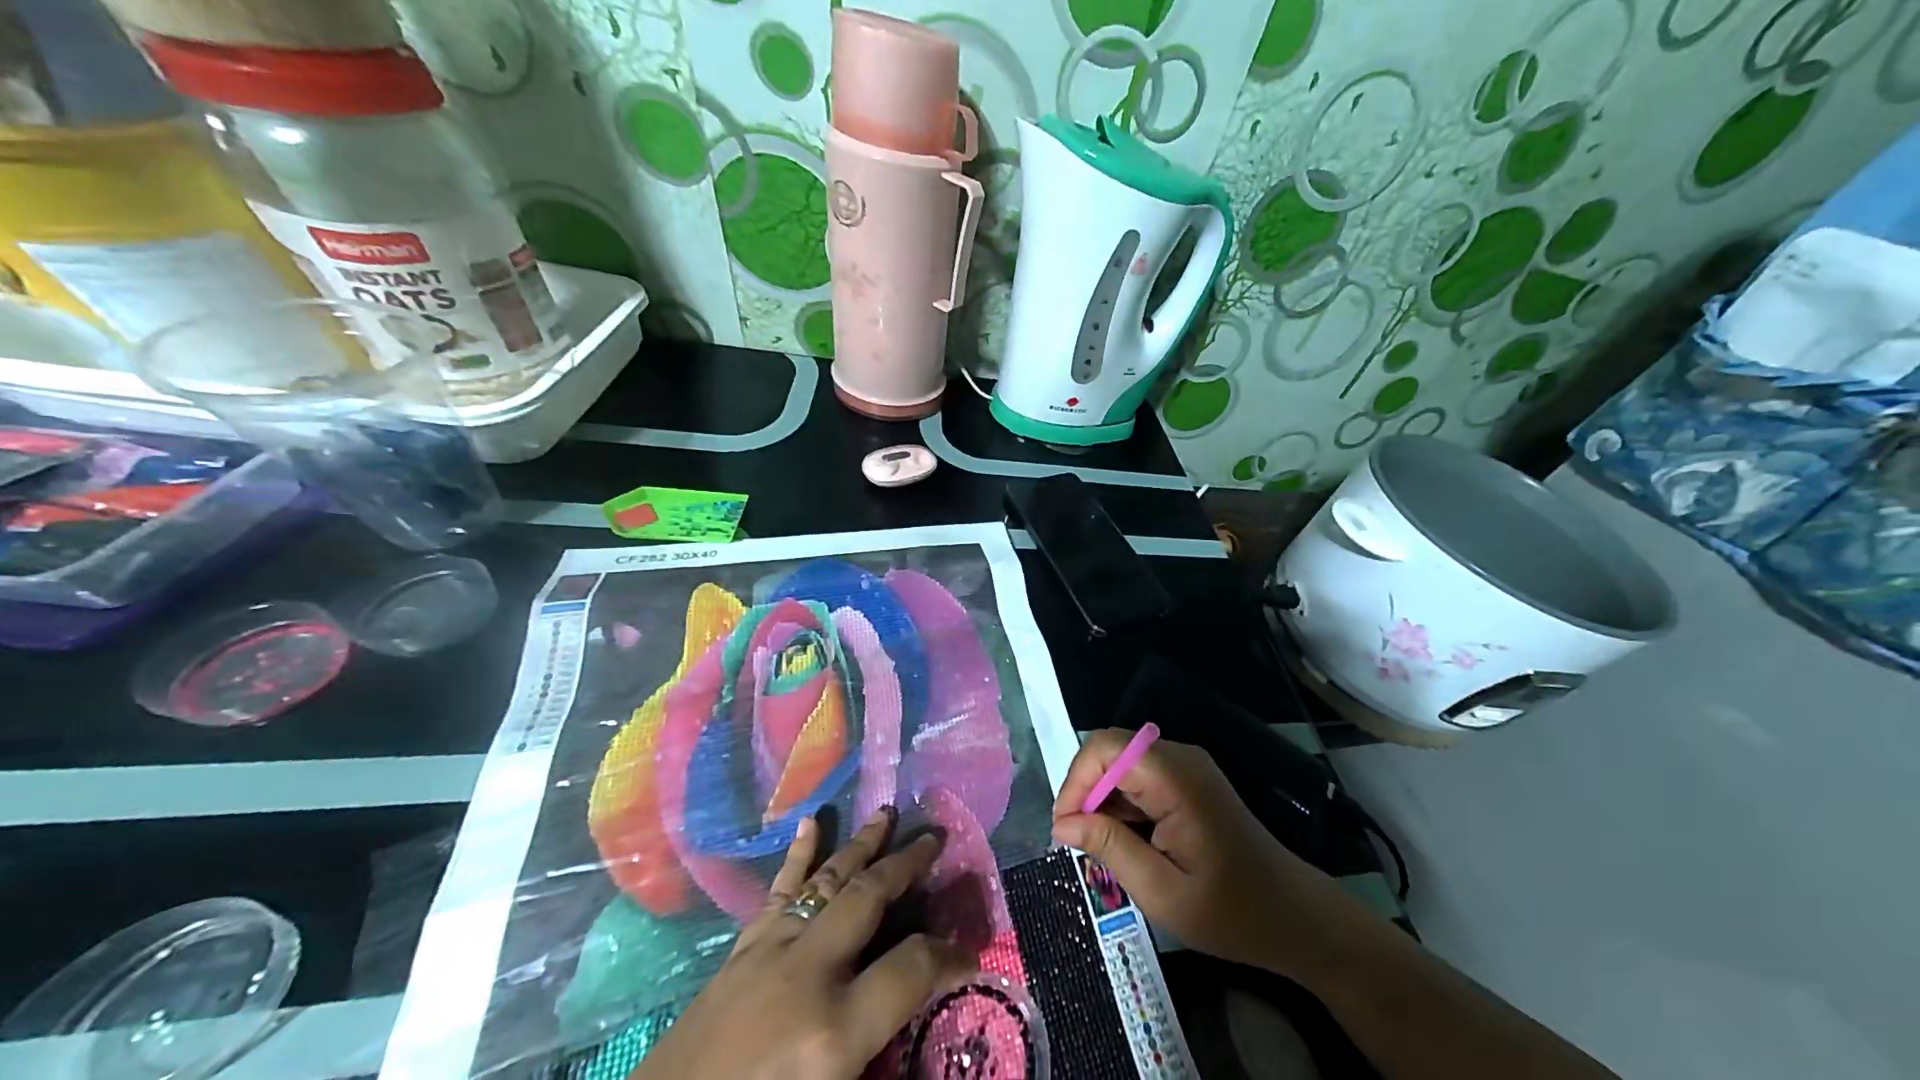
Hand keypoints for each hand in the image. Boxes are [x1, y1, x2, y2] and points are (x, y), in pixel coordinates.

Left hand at [633, 809, 976, 1079]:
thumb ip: (880, 1046)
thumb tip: (917, 1012)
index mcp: (835, 1029)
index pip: (912, 969)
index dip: (949, 956)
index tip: (969, 952)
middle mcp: (806, 972)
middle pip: (868, 898)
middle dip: (906, 864)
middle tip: (935, 838)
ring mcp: (769, 953)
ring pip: (825, 881)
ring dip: (859, 846)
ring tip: (886, 814)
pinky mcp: (741, 951)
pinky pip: (778, 892)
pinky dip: (797, 856)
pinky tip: (809, 825)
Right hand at [1051, 730, 1354, 979]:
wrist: (1296, 917)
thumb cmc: (1233, 911)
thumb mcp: (1162, 891)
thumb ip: (1109, 847)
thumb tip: (1062, 823)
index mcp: (1175, 778)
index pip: (1104, 748)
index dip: (1075, 781)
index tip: (1066, 829)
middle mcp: (1179, 759)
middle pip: (1109, 750)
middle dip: (1084, 791)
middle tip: (1078, 841)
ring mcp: (1186, 768)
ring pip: (1120, 763)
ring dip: (1101, 800)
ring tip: (1101, 849)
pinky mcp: (1188, 782)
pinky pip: (1139, 777)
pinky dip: (1121, 804)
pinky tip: (1126, 843)